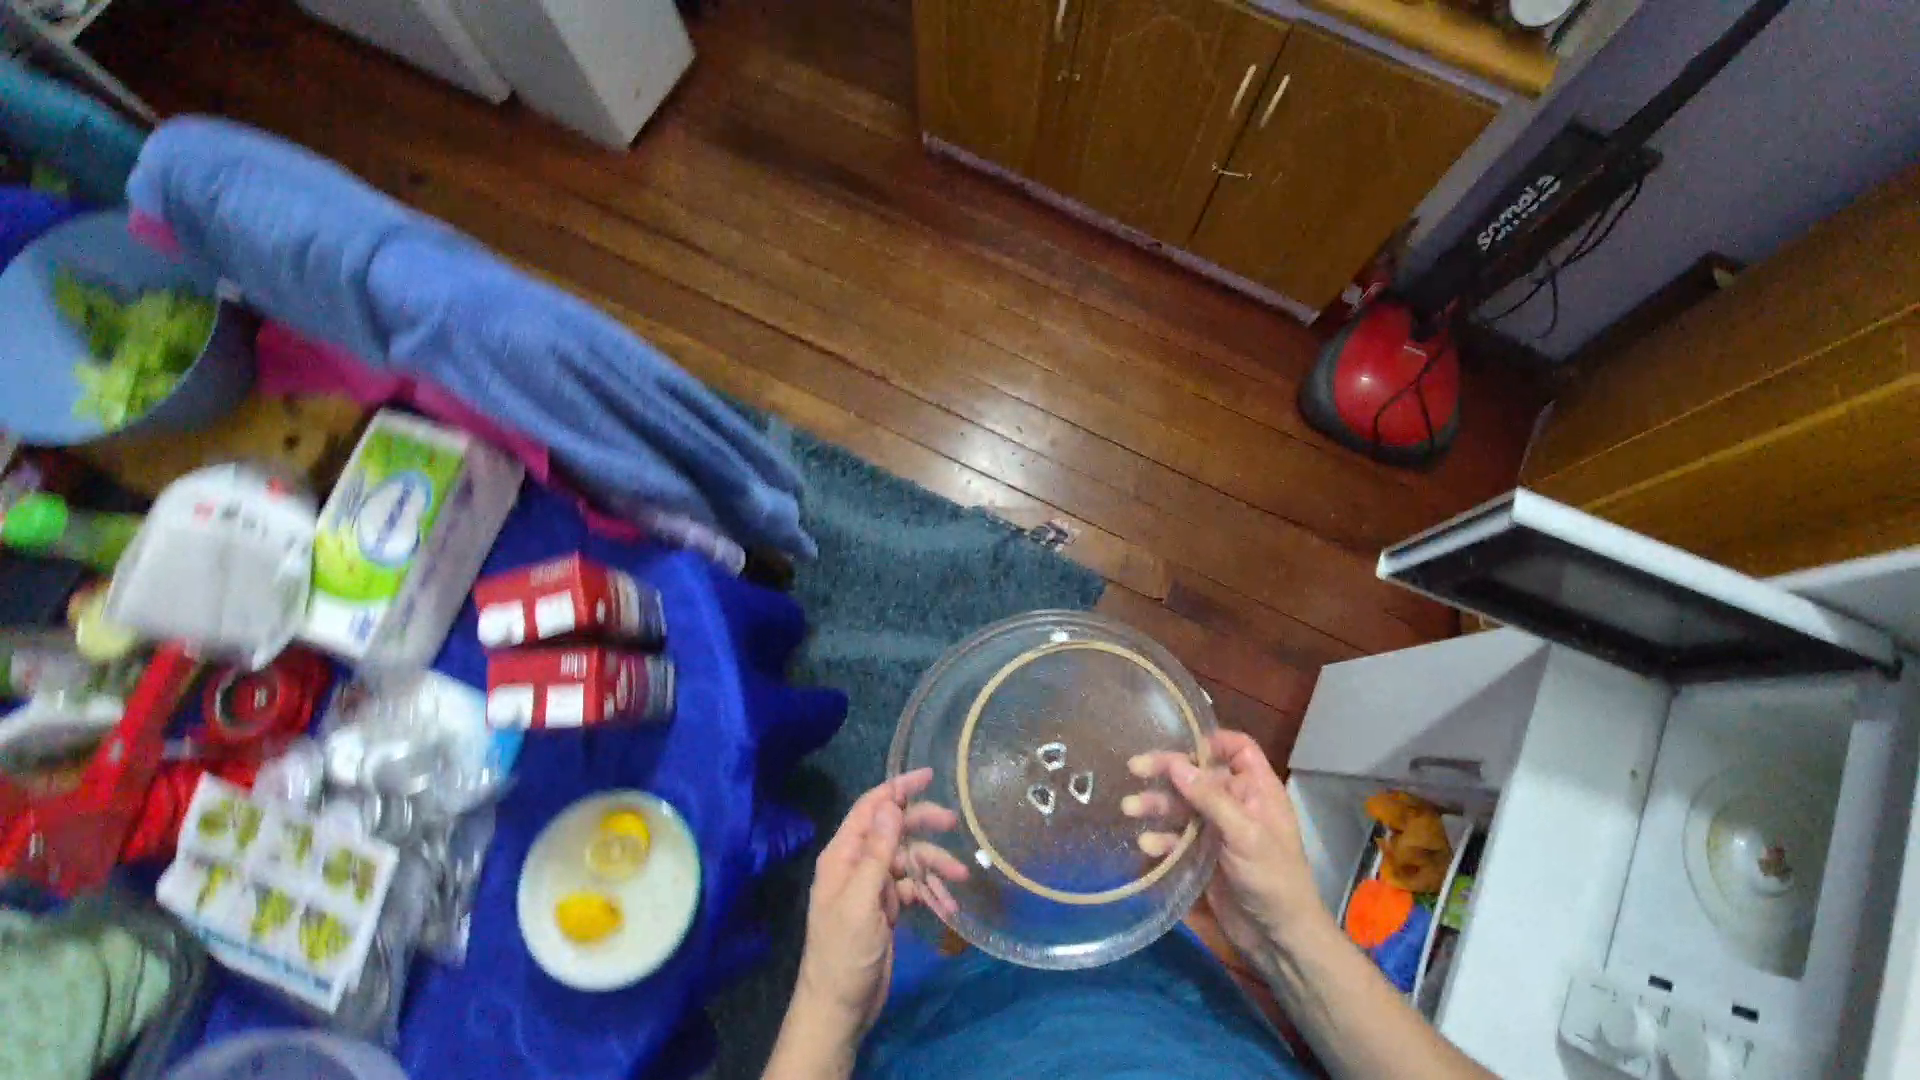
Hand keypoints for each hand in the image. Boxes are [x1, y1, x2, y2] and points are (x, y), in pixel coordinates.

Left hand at [794, 768, 970, 1035]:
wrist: (839, 1009)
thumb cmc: (844, 952)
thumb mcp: (861, 900)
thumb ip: (876, 852)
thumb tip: (890, 804)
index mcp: (843, 855)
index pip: (871, 808)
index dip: (898, 788)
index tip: (929, 775)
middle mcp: (857, 864)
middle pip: (894, 830)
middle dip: (923, 825)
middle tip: (954, 823)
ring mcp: (872, 887)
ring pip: (909, 860)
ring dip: (934, 865)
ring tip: (961, 877)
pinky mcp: (886, 909)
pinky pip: (913, 888)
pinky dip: (931, 892)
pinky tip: (949, 905)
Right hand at [1126, 731, 1328, 971]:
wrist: (1278, 939)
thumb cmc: (1273, 879)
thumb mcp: (1245, 834)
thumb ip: (1209, 797)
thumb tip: (1176, 762)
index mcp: (1257, 790)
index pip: (1237, 749)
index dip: (1210, 741)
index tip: (1179, 742)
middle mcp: (1237, 803)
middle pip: (1198, 774)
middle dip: (1167, 771)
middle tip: (1134, 769)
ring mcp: (1219, 830)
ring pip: (1183, 805)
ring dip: (1157, 804)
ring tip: (1130, 809)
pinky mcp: (1204, 855)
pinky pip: (1178, 836)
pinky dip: (1161, 837)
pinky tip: (1147, 845)